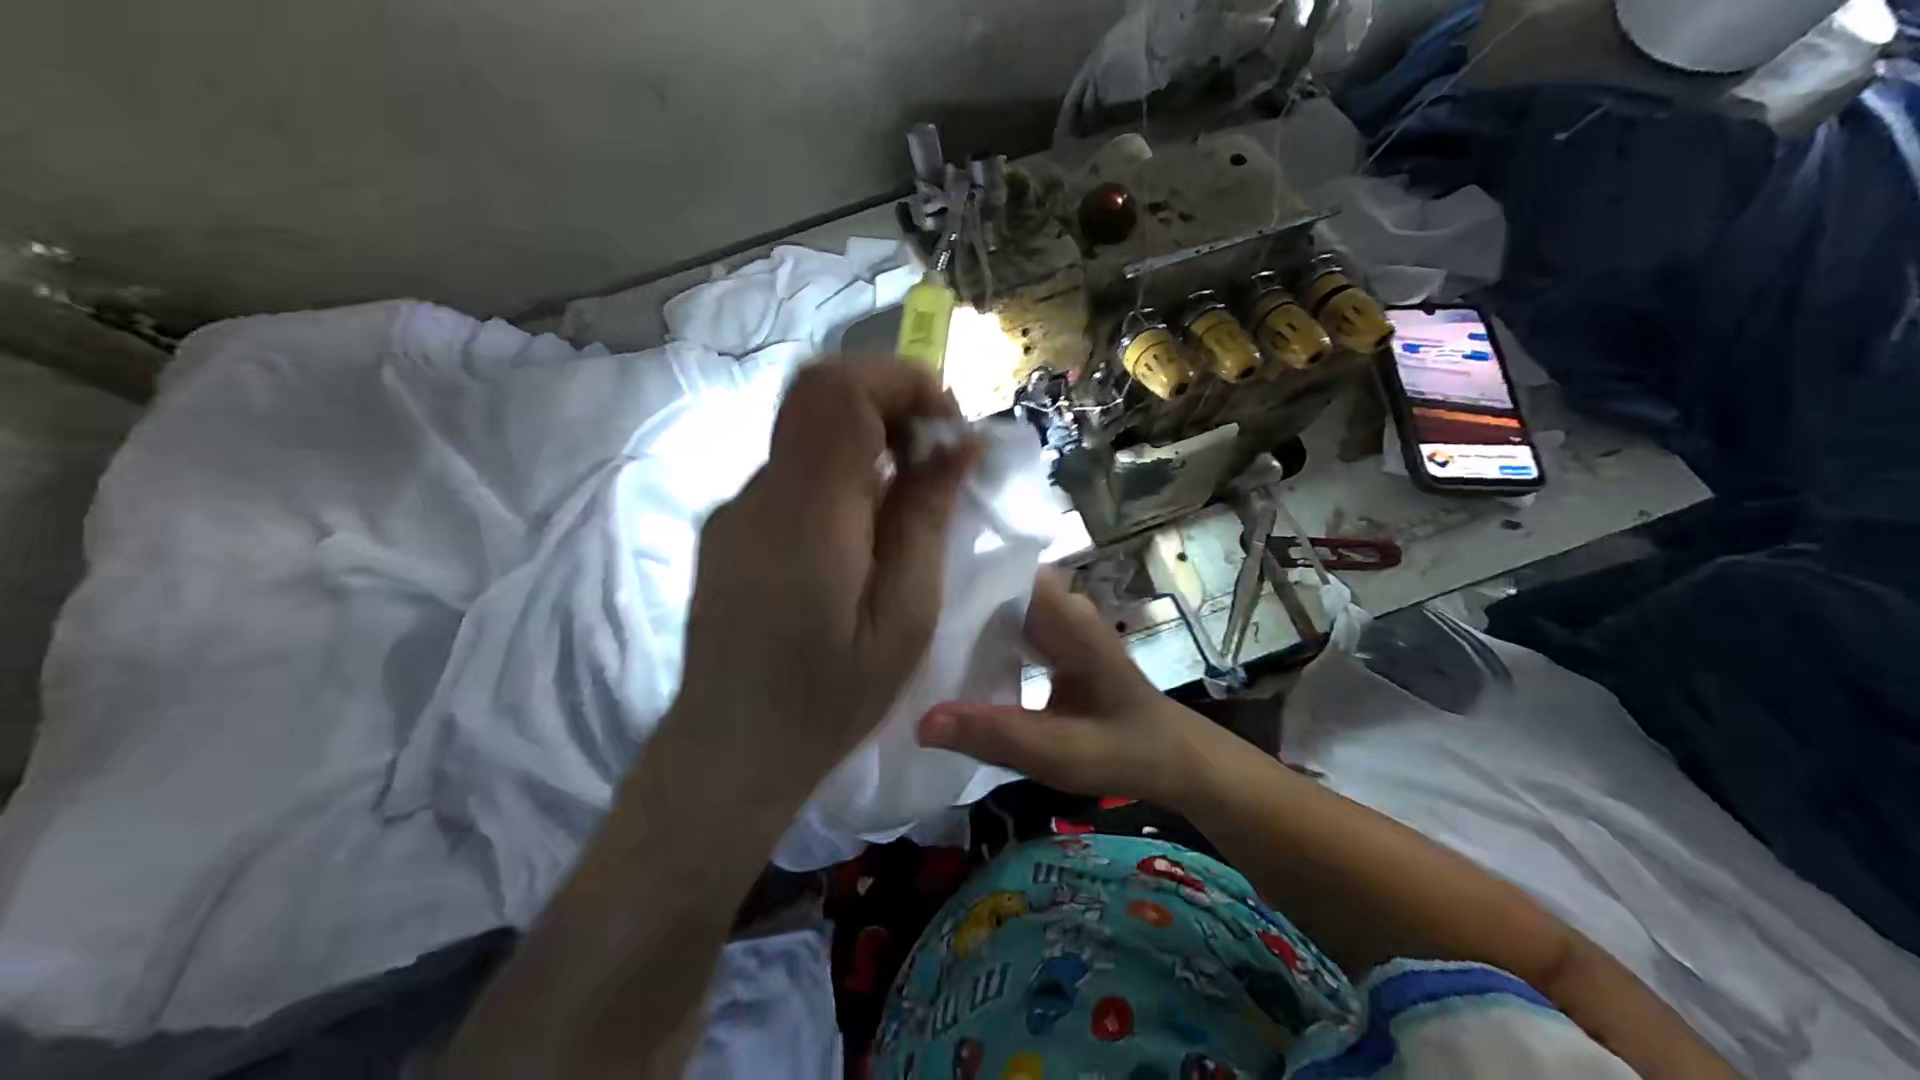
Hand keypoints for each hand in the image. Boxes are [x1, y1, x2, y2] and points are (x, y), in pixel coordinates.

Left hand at [659, 357, 977, 808]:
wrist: (730, 749)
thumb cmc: (830, 698)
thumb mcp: (905, 617)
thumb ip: (926, 517)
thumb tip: (959, 440)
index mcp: (805, 517)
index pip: (839, 391)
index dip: (902, 382)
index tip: (950, 425)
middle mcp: (758, 495)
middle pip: (816, 393)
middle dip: (889, 399)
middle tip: (937, 452)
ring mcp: (734, 508)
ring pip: (805, 429)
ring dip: (867, 435)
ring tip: (911, 493)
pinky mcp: (729, 526)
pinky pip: (792, 469)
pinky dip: (839, 469)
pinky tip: (864, 528)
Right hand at [916, 572, 1243, 808]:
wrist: (1172, 758)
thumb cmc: (1123, 750)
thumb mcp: (1056, 751)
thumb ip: (993, 734)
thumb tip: (921, 721)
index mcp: (1064, 618)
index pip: (1000, 574)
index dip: (953, 578)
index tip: (904, 590)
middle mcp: (1061, 606)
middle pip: (994, 585)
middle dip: (949, 598)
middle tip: (893, 617)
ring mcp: (1059, 619)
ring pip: (998, 603)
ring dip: (961, 618)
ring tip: (909, 633)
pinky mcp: (1054, 636)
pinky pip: (1007, 622)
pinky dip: (979, 636)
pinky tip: (947, 656)